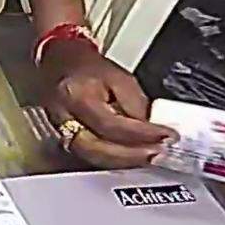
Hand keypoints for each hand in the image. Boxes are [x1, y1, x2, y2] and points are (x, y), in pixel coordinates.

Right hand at [39, 39, 173, 168]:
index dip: (142, 134)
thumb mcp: (120, 78)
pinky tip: (128, 157)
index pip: (110, 124)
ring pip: (88, 156)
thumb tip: (151, 131)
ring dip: (121, 161)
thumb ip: (136, 106)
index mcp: (76, 95)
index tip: (167, 136)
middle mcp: (62, 115)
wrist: (61, 63)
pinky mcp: (60, 136)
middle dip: (129, 155)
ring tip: (146, 157)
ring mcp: (57, 128)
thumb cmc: (89, 68)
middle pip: (94, 148)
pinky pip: (86, 154)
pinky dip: (109, 159)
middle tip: (157, 154)